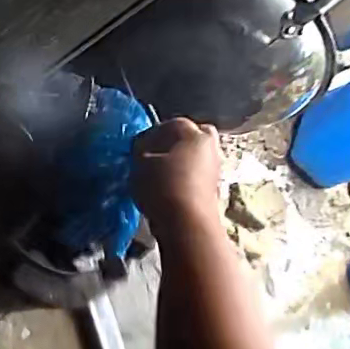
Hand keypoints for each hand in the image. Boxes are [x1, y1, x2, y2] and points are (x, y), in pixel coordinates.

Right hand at [133, 117, 224, 239]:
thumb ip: (139, 150)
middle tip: (152, 155)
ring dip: (177, 161)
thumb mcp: (140, 164)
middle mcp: (210, 146)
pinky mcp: (212, 188)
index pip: (169, 125)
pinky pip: (194, 175)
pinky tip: (166, 188)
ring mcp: (214, 168)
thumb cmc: (162, 187)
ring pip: (193, 157)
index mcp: (194, 134)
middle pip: (189, 137)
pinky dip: (182, 177)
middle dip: (172, 143)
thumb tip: (141, 149)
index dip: (149, 135)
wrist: (186, 223)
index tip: (135, 148)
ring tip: (156, 174)